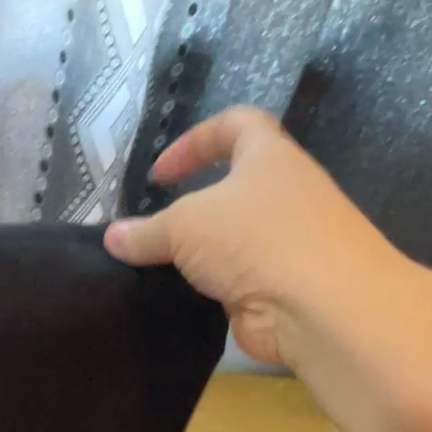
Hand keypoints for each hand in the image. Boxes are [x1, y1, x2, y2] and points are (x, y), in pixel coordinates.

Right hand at [104, 107, 407, 366]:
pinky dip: (207, 288)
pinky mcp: (278, 287)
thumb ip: (146, 232)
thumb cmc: (256, 240)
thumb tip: (112, 238)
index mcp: (269, 158)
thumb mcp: (185, 226)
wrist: (319, 306)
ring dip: (197, 253)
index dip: (194, 142)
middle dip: (192, 206)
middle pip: (233, 187)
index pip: (235, 126)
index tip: (159, 174)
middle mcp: (283, 195)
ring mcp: (284, 243)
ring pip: (231, 239)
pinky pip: (234, 280)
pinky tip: (178, 300)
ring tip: (156, 269)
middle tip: (152, 230)